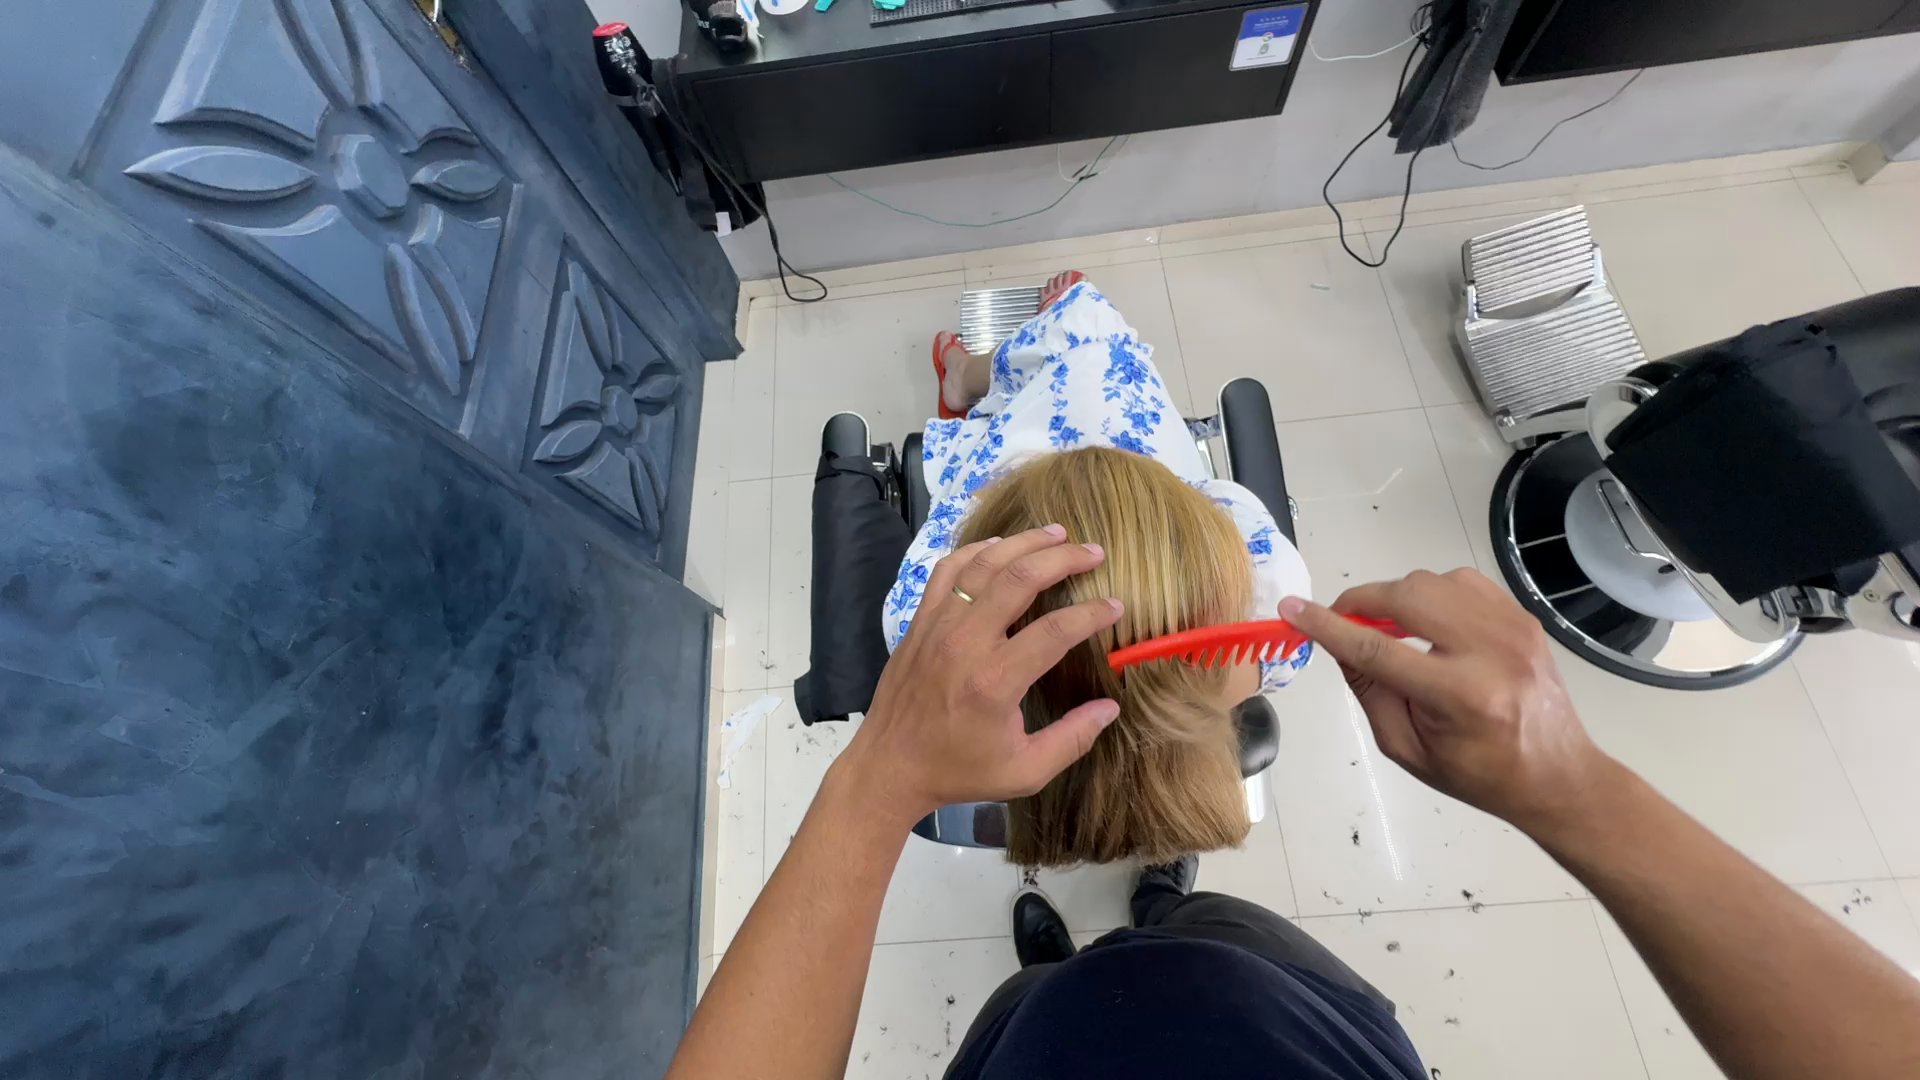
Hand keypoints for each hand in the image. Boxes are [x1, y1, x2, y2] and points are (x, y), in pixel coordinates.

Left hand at [837, 525, 1124, 823]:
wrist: (889, 765)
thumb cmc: (959, 770)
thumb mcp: (1024, 771)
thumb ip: (1073, 739)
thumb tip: (1111, 708)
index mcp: (996, 681)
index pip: (1056, 630)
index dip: (1092, 613)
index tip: (1115, 605)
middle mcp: (966, 642)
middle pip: (1019, 578)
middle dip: (1063, 558)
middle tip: (1093, 552)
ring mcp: (938, 625)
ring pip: (983, 564)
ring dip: (1023, 542)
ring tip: (1057, 532)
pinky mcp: (920, 620)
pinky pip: (948, 570)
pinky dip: (976, 550)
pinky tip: (1000, 545)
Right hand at [1281, 568, 1610, 833]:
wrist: (1560, 776)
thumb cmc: (1476, 772)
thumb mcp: (1404, 745)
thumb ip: (1366, 687)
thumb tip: (1336, 640)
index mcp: (1461, 697)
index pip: (1375, 648)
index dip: (1326, 626)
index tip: (1292, 609)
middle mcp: (1492, 653)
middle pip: (1405, 597)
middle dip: (1360, 601)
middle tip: (1344, 621)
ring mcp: (1513, 629)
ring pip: (1430, 582)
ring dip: (1396, 598)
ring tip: (1390, 627)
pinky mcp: (1521, 617)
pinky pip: (1459, 581)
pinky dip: (1429, 593)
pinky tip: (1427, 622)